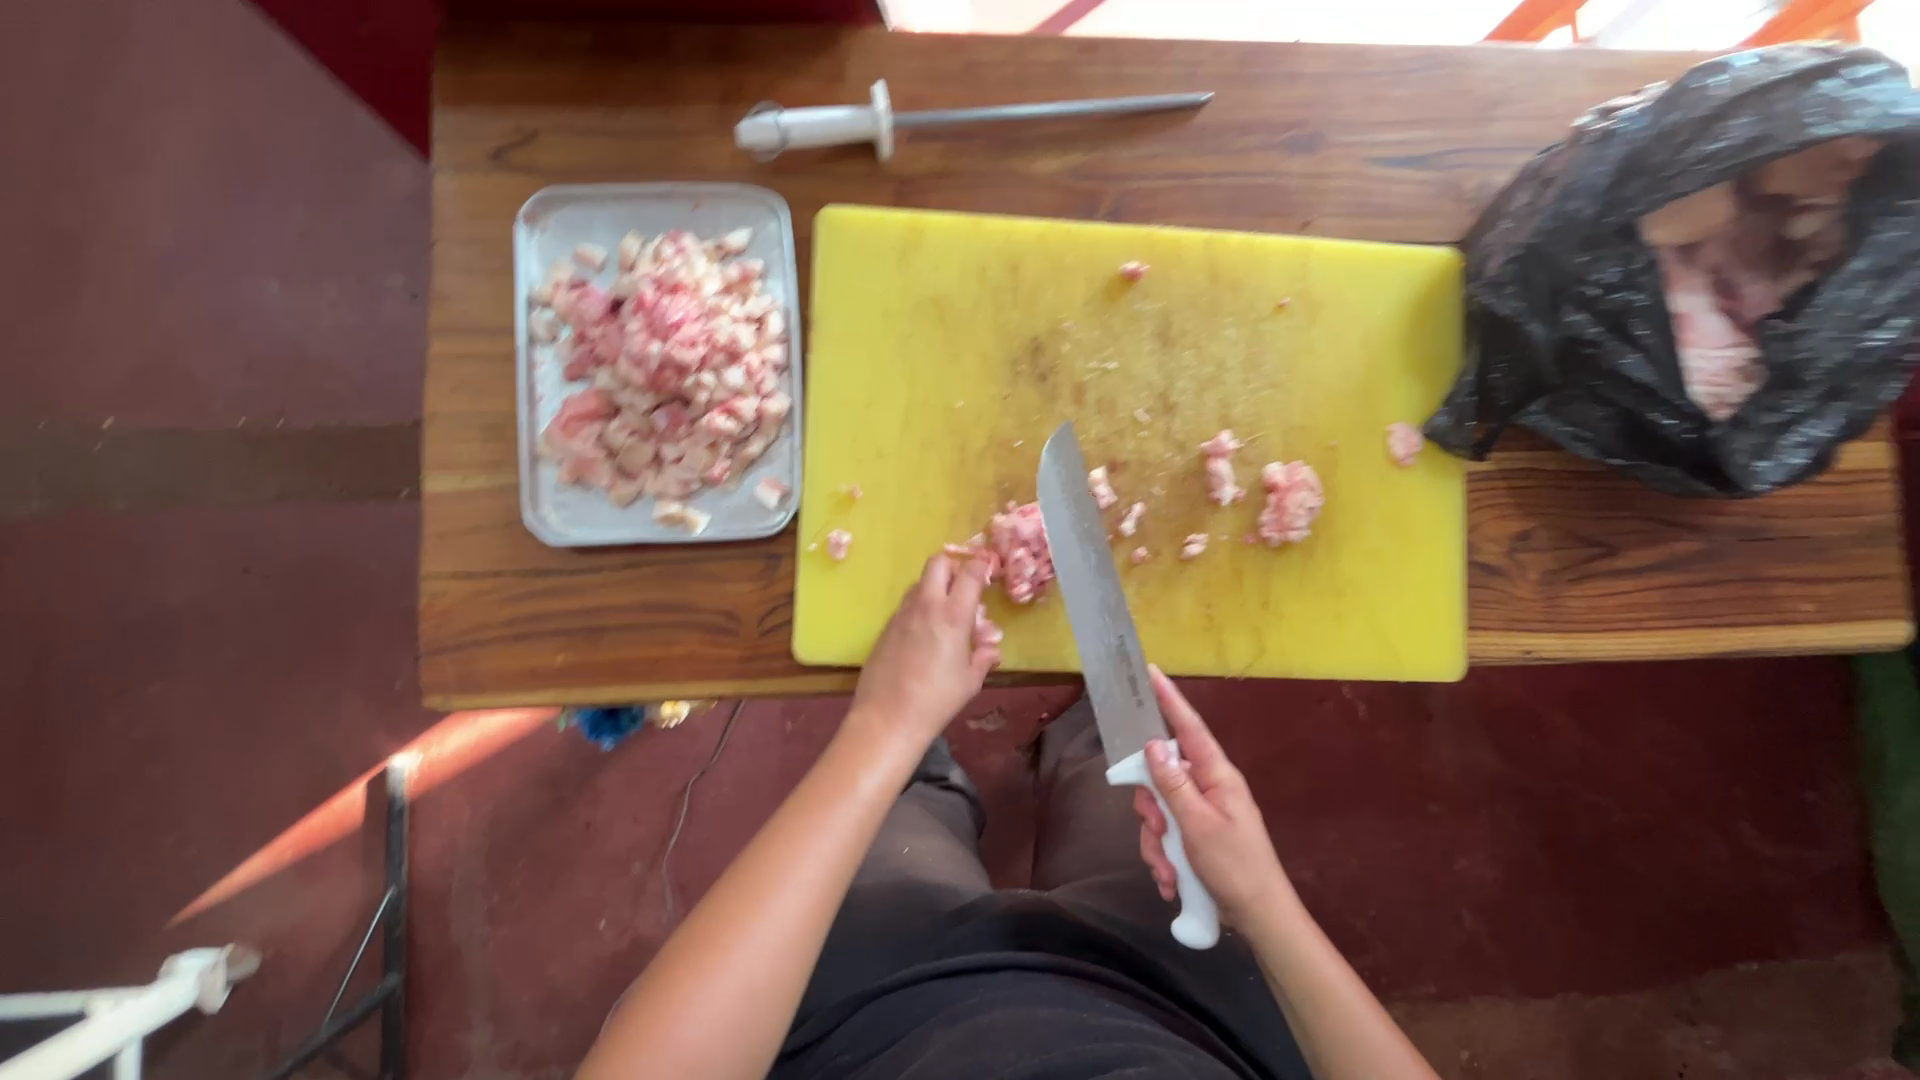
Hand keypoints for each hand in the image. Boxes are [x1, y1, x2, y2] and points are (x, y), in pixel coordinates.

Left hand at [850, 554, 999, 750]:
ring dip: (935, 588)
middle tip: (964, 590)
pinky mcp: (886, 626)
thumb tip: (991, 649)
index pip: (969, 572)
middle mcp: (926, 605)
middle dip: (953, 567)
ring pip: (919, 582)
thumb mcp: (970, 681)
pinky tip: (924, 636)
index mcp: (953, 615)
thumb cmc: (936, 700)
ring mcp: (902, 613)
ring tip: (945, 616)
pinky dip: (919, 608)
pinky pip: (906, 605)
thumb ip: (983, 658)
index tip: (988, 573)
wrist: (887, 717)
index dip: (981, 566)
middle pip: (938, 562)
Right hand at [1134, 665, 1292, 930]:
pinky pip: (1166, 835)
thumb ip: (1172, 783)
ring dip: (1156, 843)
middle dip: (1151, 809)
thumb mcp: (1197, 825)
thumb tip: (1153, 744)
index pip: (1188, 728)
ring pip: (1159, 811)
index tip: (1152, 672)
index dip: (1169, 699)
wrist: (1260, 918)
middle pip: (1161, 776)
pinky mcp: (1197, 836)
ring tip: (1169, 872)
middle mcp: (1209, 788)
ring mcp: (1203, 813)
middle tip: (1157, 831)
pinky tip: (1172, 882)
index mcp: (1217, 776)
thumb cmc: (1234, 867)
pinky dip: (1164, 858)